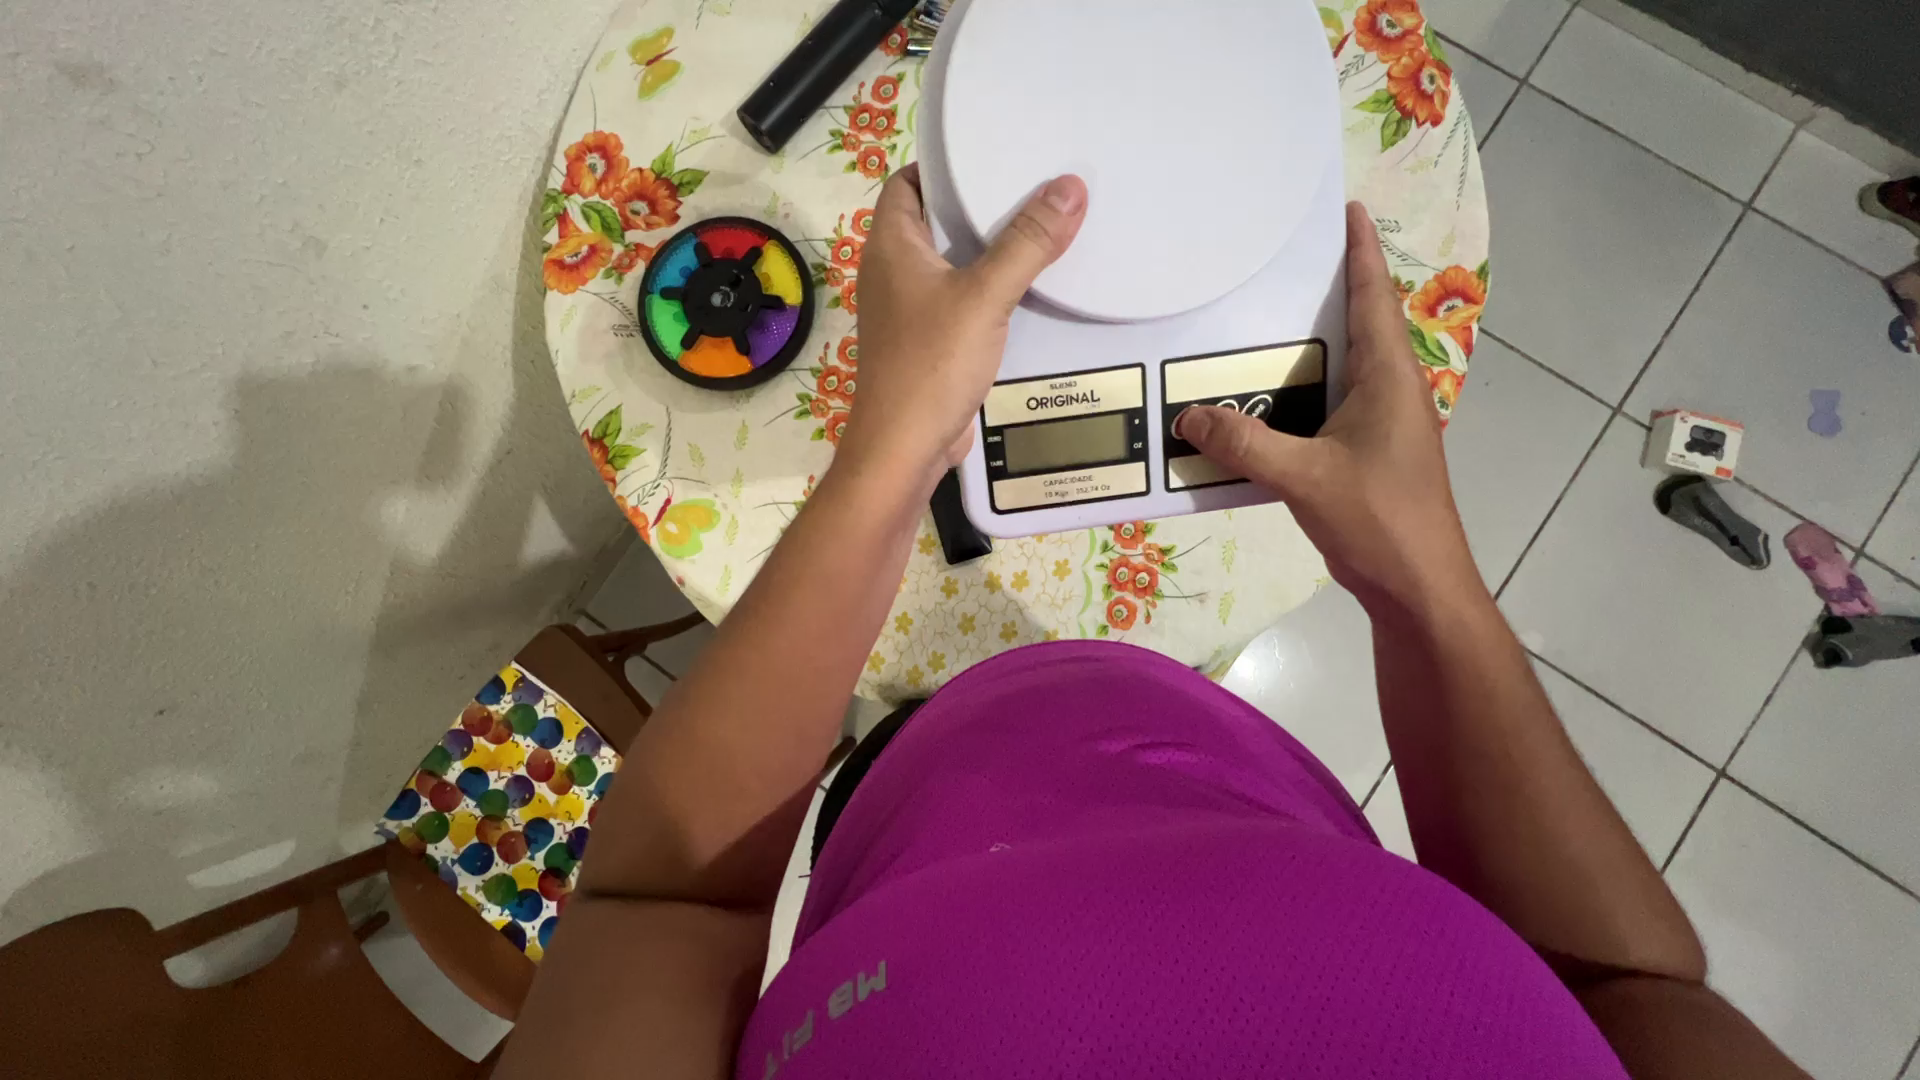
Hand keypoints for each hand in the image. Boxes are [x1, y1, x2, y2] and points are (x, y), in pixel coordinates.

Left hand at [836, 164, 1088, 488]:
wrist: (905, 447)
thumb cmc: (931, 365)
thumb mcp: (984, 297)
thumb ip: (1027, 243)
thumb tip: (1070, 186)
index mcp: (890, 246)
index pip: (907, 182)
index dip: (943, 165)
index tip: (990, 152)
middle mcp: (893, 273)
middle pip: (935, 222)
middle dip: (977, 205)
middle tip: (1030, 185)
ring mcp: (909, 311)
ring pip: (950, 265)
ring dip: (987, 251)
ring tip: (1038, 228)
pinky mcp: (928, 343)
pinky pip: (959, 302)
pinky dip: (987, 291)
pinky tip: (1025, 288)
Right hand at [1173, 201, 1479, 614]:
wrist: (1415, 584)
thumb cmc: (1379, 519)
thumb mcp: (1304, 476)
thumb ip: (1244, 443)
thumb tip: (1186, 416)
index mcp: (1389, 379)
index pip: (1375, 298)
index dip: (1362, 252)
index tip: (1347, 209)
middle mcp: (1388, 391)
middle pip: (1355, 326)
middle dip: (1322, 291)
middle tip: (1271, 267)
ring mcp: (1376, 425)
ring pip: (1336, 370)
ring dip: (1302, 348)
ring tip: (1251, 325)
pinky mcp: (1360, 455)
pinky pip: (1320, 408)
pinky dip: (1291, 396)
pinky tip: (1254, 401)